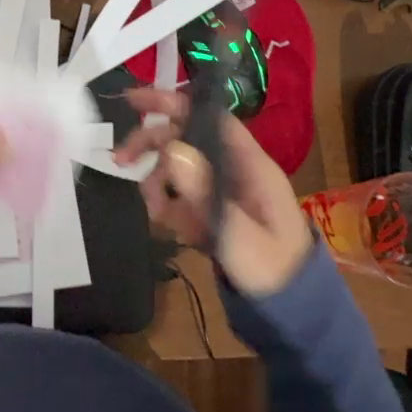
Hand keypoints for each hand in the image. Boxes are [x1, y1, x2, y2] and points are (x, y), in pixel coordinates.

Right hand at [116, 88, 313, 296]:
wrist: (291, 310)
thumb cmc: (271, 270)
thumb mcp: (236, 234)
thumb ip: (203, 193)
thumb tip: (172, 149)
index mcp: (250, 165)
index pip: (209, 117)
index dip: (173, 104)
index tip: (134, 102)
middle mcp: (236, 169)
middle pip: (187, 137)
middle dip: (153, 145)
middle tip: (121, 160)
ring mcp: (224, 189)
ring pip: (179, 167)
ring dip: (158, 184)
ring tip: (157, 215)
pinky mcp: (215, 209)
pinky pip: (182, 195)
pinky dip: (169, 206)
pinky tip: (170, 227)